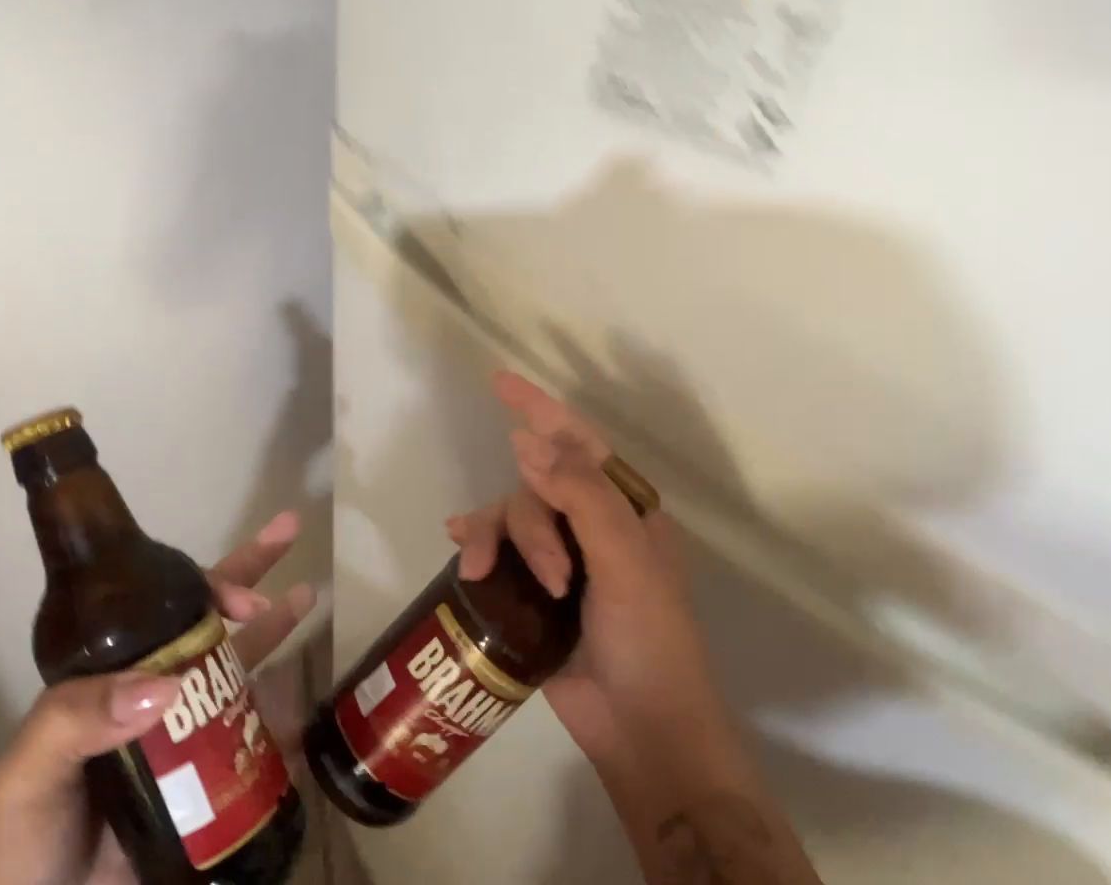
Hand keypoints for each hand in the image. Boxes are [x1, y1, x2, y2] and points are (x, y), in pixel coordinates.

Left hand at [0, 512, 318, 884]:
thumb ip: (79, 720)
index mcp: (114, 678)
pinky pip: (256, 746)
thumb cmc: (19, 838)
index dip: (210, 590)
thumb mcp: (31, 769)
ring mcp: (185, 740)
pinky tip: (312, 714)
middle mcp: (154, 698)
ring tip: (310, 597)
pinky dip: (287, 727)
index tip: (245, 600)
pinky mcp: (209, 787)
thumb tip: (165, 687)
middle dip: (249, 578)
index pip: (166, 613)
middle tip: (291, 531)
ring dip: (276, 636)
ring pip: (240, 674)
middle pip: (211, 626)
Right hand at [447, 373, 721, 765]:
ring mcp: (557, 561)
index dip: (541, 410)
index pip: (580, 445)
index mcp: (625, 512)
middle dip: (529, 523)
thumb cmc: (651, 640)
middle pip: (535, 488)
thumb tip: (527, 441)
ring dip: (498, 539)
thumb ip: (581, 498)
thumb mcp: (626, 563)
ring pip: (510, 519)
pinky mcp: (528, 594)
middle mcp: (590, 527)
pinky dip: (476, 545)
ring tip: (488, 575)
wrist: (640, 728)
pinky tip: (459, 547)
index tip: (500, 382)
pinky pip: (495, 553)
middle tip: (551, 577)